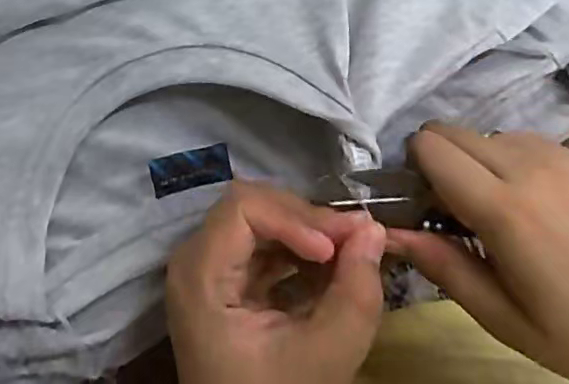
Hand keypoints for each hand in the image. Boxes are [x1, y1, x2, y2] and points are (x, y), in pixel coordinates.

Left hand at [166, 181, 387, 383]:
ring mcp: (209, 270)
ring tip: (350, 251)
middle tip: (354, 240)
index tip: (332, 248)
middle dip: (307, 220)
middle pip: (252, 206)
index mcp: (199, 274)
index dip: (292, 216)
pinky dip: (300, 250)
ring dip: (308, 231)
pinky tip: (331, 266)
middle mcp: (195, 259)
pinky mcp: (227, 282)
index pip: (243, 207)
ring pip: (262, 220)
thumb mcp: (321, 360)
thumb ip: (353, 295)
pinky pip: (264, 245)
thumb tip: (373, 227)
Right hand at [385, 125, 568, 383]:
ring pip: (484, 133)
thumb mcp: (503, 318)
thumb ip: (443, 266)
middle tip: (455, 209)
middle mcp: (527, 166)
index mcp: (505, 209)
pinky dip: (508, 159)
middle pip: (450, 131)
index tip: (423, 202)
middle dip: (439, 160)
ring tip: (499, 207)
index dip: (416, 168)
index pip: (430, 147)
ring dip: (475, 160)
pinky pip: (519, 138)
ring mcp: (557, 154)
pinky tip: (533, 202)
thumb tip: (388, 231)